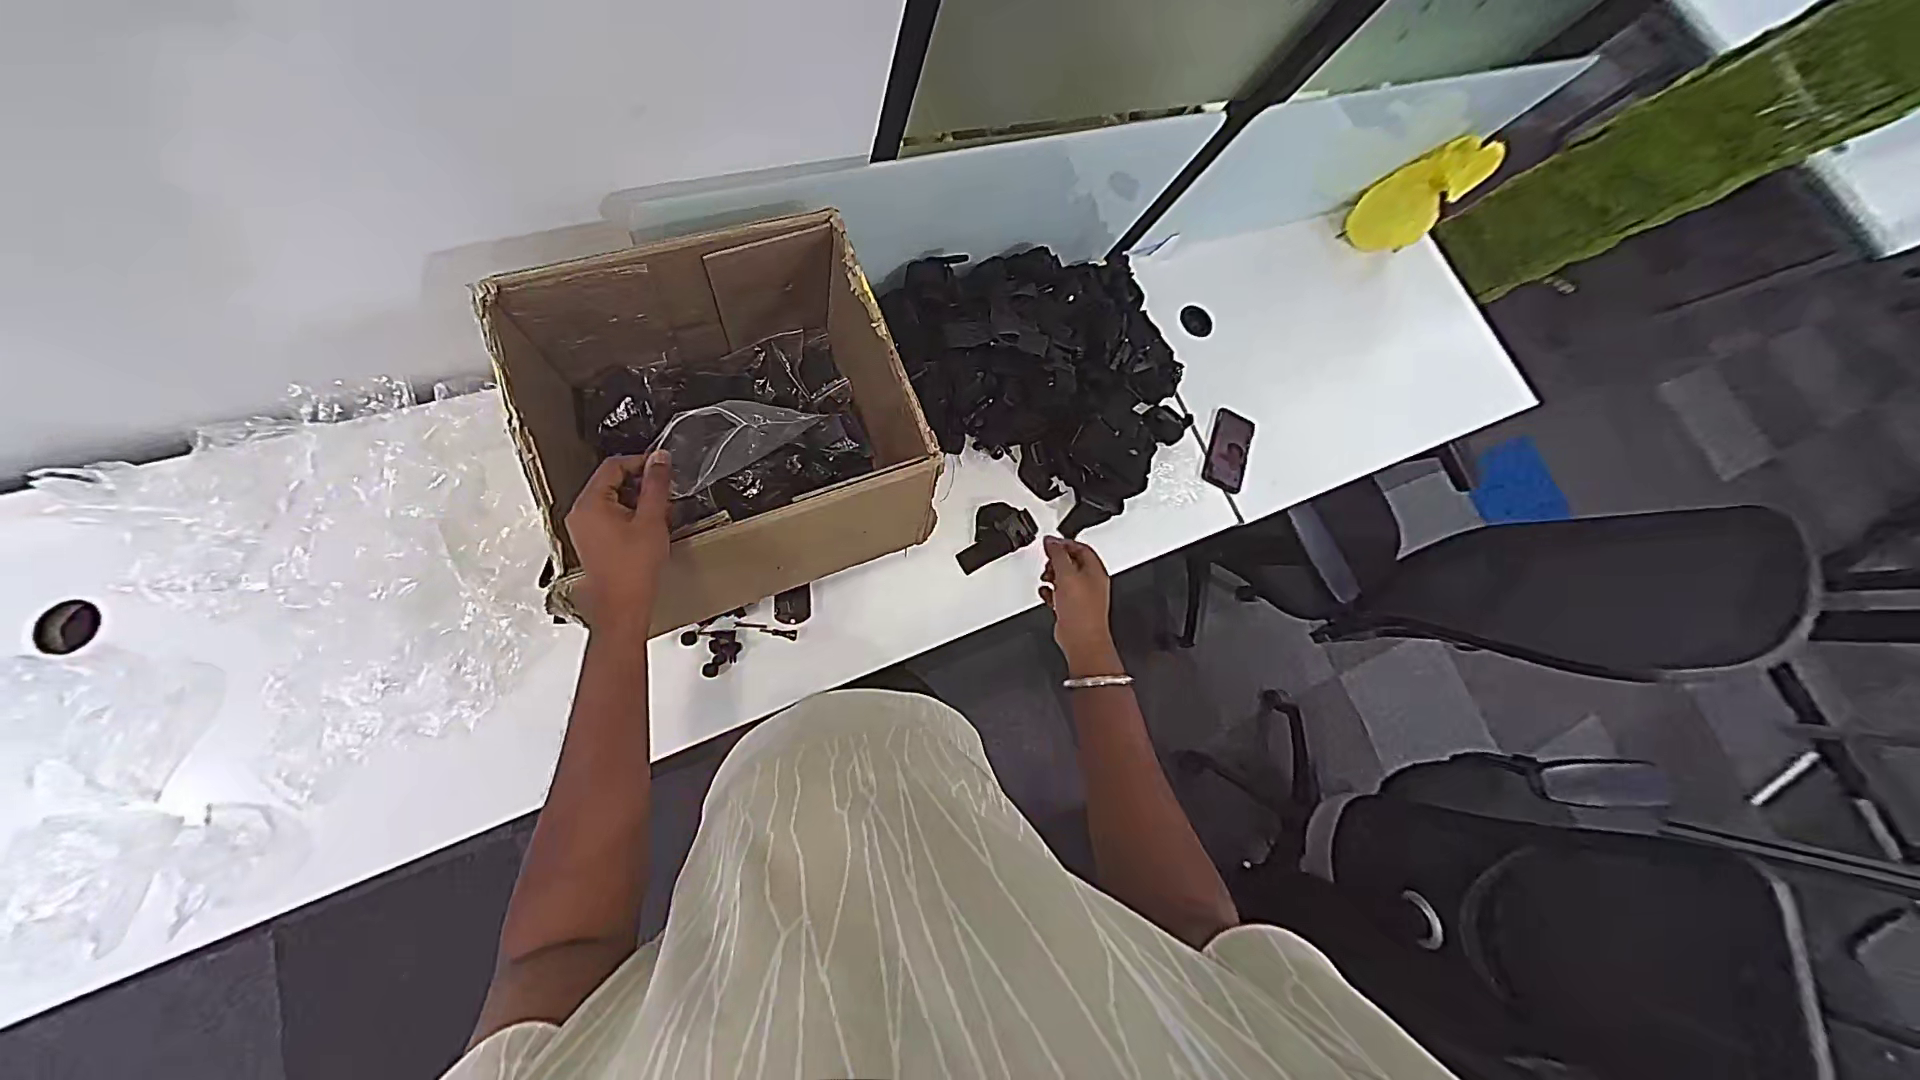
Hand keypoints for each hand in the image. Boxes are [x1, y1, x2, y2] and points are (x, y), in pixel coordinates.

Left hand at [566, 450, 672, 628]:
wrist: (623, 604)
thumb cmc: (633, 569)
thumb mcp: (652, 519)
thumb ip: (656, 485)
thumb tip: (659, 459)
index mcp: (590, 503)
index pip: (613, 466)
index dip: (640, 462)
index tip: (662, 467)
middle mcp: (581, 513)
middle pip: (611, 482)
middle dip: (641, 483)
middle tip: (665, 492)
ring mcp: (585, 528)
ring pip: (613, 499)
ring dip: (638, 500)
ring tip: (661, 513)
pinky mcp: (593, 540)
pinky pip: (611, 516)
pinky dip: (631, 515)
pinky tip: (650, 528)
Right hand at [1039, 535, 1120, 675]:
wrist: (1081, 640)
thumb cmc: (1082, 612)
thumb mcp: (1066, 575)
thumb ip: (1057, 555)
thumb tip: (1051, 541)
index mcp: (1095, 571)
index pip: (1081, 548)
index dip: (1065, 543)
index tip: (1050, 543)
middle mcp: (1090, 583)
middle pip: (1072, 562)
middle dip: (1056, 561)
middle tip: (1048, 562)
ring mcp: (1081, 596)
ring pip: (1064, 578)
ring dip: (1052, 575)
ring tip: (1046, 578)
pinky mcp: (1071, 608)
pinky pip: (1059, 594)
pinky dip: (1050, 591)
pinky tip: (1046, 593)